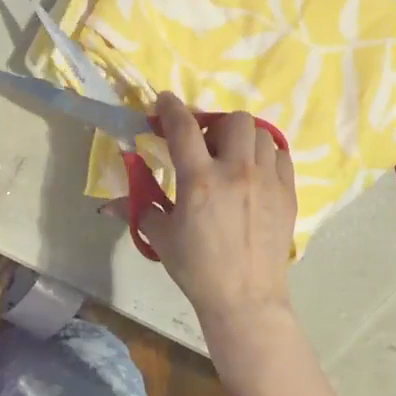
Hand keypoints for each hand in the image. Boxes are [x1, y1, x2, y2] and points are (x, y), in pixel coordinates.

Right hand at [126, 93, 298, 328]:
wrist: (244, 295)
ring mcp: (267, 179)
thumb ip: (141, 210)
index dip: (171, 109)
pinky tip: (253, 172)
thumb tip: (108, 204)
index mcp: (199, 181)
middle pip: (234, 121)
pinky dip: (265, 155)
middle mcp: (236, 171)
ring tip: (231, 156)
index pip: (184, 129)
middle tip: (204, 143)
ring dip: (243, 138)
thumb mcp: (162, 238)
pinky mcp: (288, 191)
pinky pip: (280, 156)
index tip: (164, 100)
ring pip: (262, 134)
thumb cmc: (196, 268)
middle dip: (216, 125)